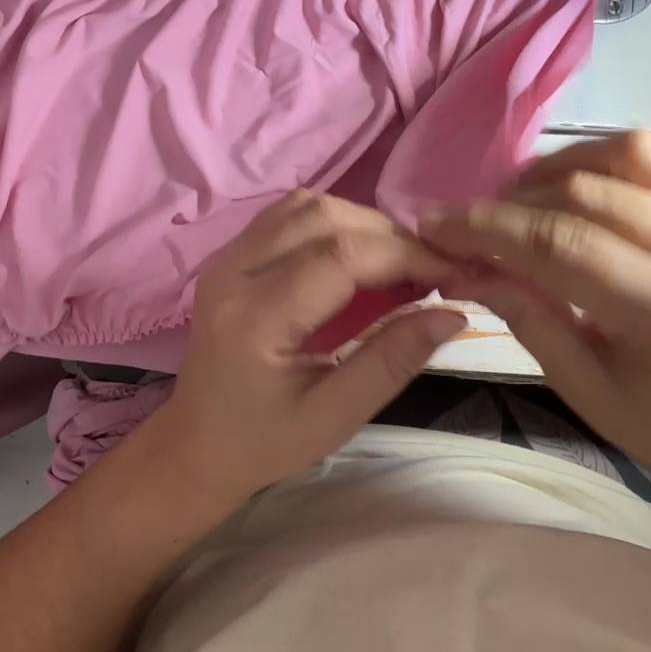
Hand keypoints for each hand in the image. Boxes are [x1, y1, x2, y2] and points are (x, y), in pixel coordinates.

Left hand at [157, 191, 467, 494]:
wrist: (197, 445)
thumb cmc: (265, 442)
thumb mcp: (334, 417)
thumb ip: (391, 362)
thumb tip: (453, 314)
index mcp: (254, 319)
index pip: (340, 257)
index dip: (404, 256)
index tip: (451, 274)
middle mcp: (233, 273)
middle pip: (324, 218)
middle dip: (389, 236)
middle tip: (432, 269)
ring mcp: (225, 259)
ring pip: (306, 206)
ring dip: (362, 223)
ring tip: (400, 261)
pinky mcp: (229, 257)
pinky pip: (288, 215)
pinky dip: (333, 222)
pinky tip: (359, 254)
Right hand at [421, 132, 650, 480]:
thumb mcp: (582, 387)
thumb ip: (526, 317)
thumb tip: (462, 269)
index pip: (559, 245)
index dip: (485, 230)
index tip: (432, 227)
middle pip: (582, 195)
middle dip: (506, 206)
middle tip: (462, 229)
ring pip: (620, 154)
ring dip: (553, 170)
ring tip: (517, 204)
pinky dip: (603, 155)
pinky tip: (575, 185)